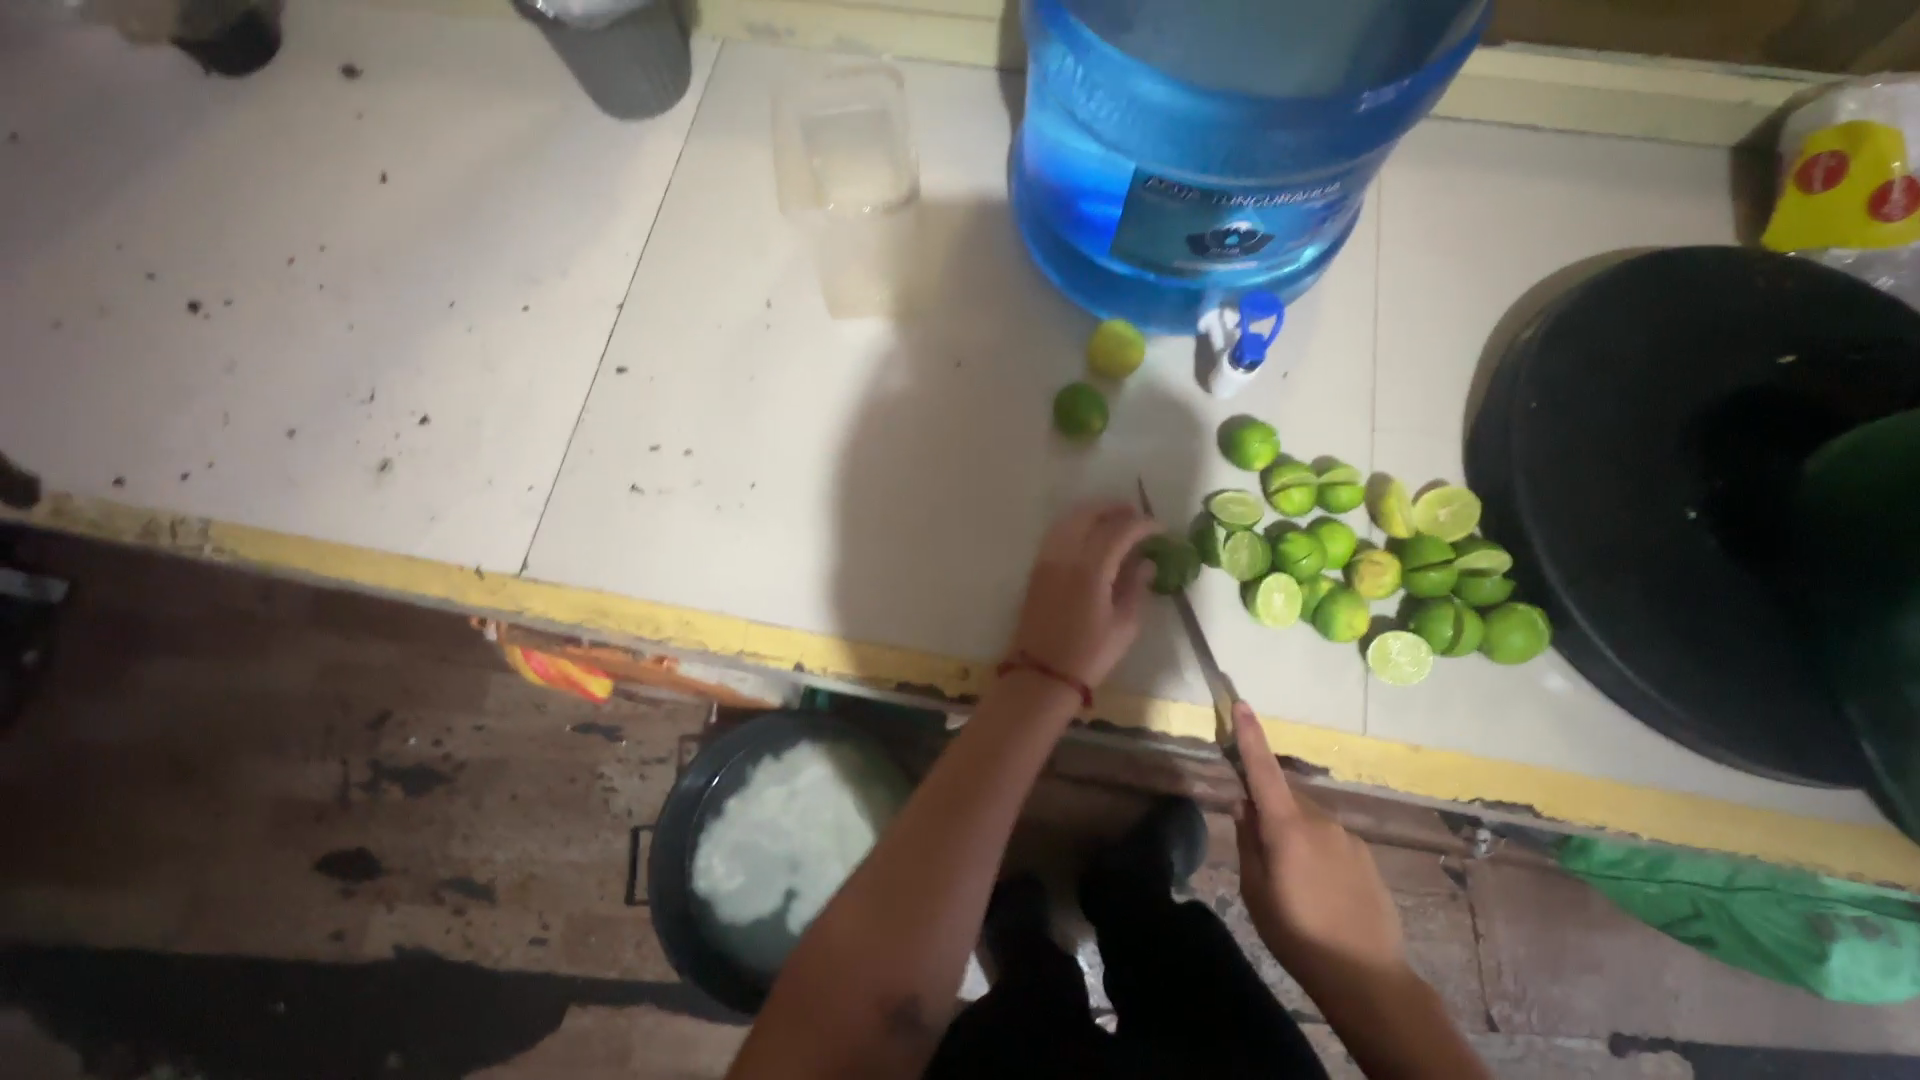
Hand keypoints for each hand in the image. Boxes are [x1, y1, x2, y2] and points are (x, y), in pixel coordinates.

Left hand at [1008, 502, 1159, 688]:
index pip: (1118, 532)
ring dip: (1092, 514)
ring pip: (1068, 521)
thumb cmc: (1089, 655)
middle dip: (1113, 509)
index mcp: (1089, 570)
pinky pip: (1057, 534)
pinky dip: (1076, 526)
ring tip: (1115, 521)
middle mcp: (1064, 557)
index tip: (1159, 528)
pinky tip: (1091, 537)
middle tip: (1135, 514)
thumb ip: (1135, 587)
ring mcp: (1046, 561)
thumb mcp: (1124, 625)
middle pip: (1088, 515)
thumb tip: (1146, 562)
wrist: (1042, 674)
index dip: (1141, 525)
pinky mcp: (1036, 570)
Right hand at [1231, 703, 1408, 992]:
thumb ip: (1248, 841)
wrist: (1366, 974)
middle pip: (1284, 795)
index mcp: (1287, 827)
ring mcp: (1348, 836)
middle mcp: (1320, 820)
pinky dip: (1315, 847)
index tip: (1242, 704)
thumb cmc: (1297, 933)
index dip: (1250, 736)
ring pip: (1308, 818)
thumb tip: (1245, 805)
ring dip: (1292, 829)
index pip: (1263, 770)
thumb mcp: (1255, 890)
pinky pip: (1330, 837)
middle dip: (1267, 803)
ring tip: (1290, 876)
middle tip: (1256, 840)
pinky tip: (1317, 886)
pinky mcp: (1365, 855)